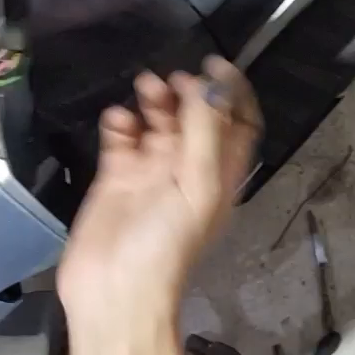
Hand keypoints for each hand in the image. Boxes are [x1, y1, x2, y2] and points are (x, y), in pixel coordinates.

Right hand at [57, 56, 261, 333]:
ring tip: (145, 87)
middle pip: (197, 116)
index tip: (216, 64)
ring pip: (159, 122)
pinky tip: (118, 121)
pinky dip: (121, 123)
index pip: (239, 122)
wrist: (115, 291)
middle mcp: (192, 168)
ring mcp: (154, 172)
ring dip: (155, 101)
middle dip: (189, 92)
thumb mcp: (199, 186)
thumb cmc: (166, 243)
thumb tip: (209, 85)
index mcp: (222, 173)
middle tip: (174, 79)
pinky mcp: (118, 177)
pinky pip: (123, 138)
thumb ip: (205, 132)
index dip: (232, 92)